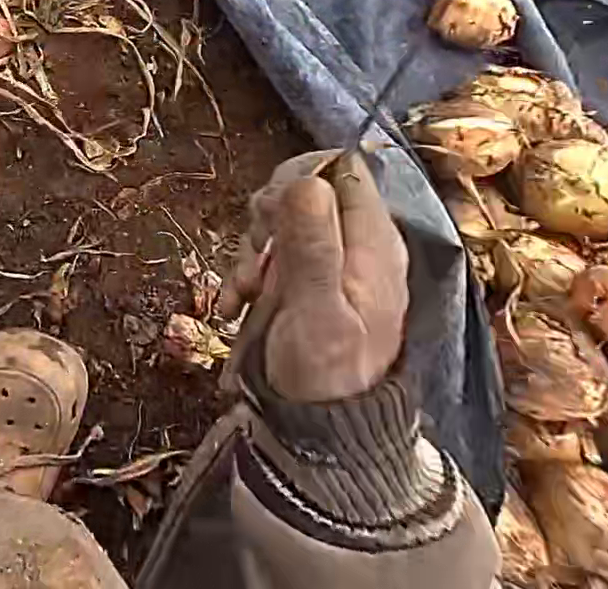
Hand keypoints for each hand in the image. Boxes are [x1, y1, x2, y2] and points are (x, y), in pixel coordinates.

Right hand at [220, 151, 408, 401]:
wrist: (319, 438)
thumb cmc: (323, 374)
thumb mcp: (316, 311)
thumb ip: (313, 245)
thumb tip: (307, 179)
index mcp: (373, 241)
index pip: (343, 169)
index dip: (301, 177)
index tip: (272, 213)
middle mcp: (355, 243)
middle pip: (305, 188)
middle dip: (268, 216)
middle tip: (258, 254)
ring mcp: (329, 261)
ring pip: (281, 220)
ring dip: (253, 247)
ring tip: (246, 291)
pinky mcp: (304, 279)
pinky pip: (269, 252)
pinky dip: (246, 270)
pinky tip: (234, 302)